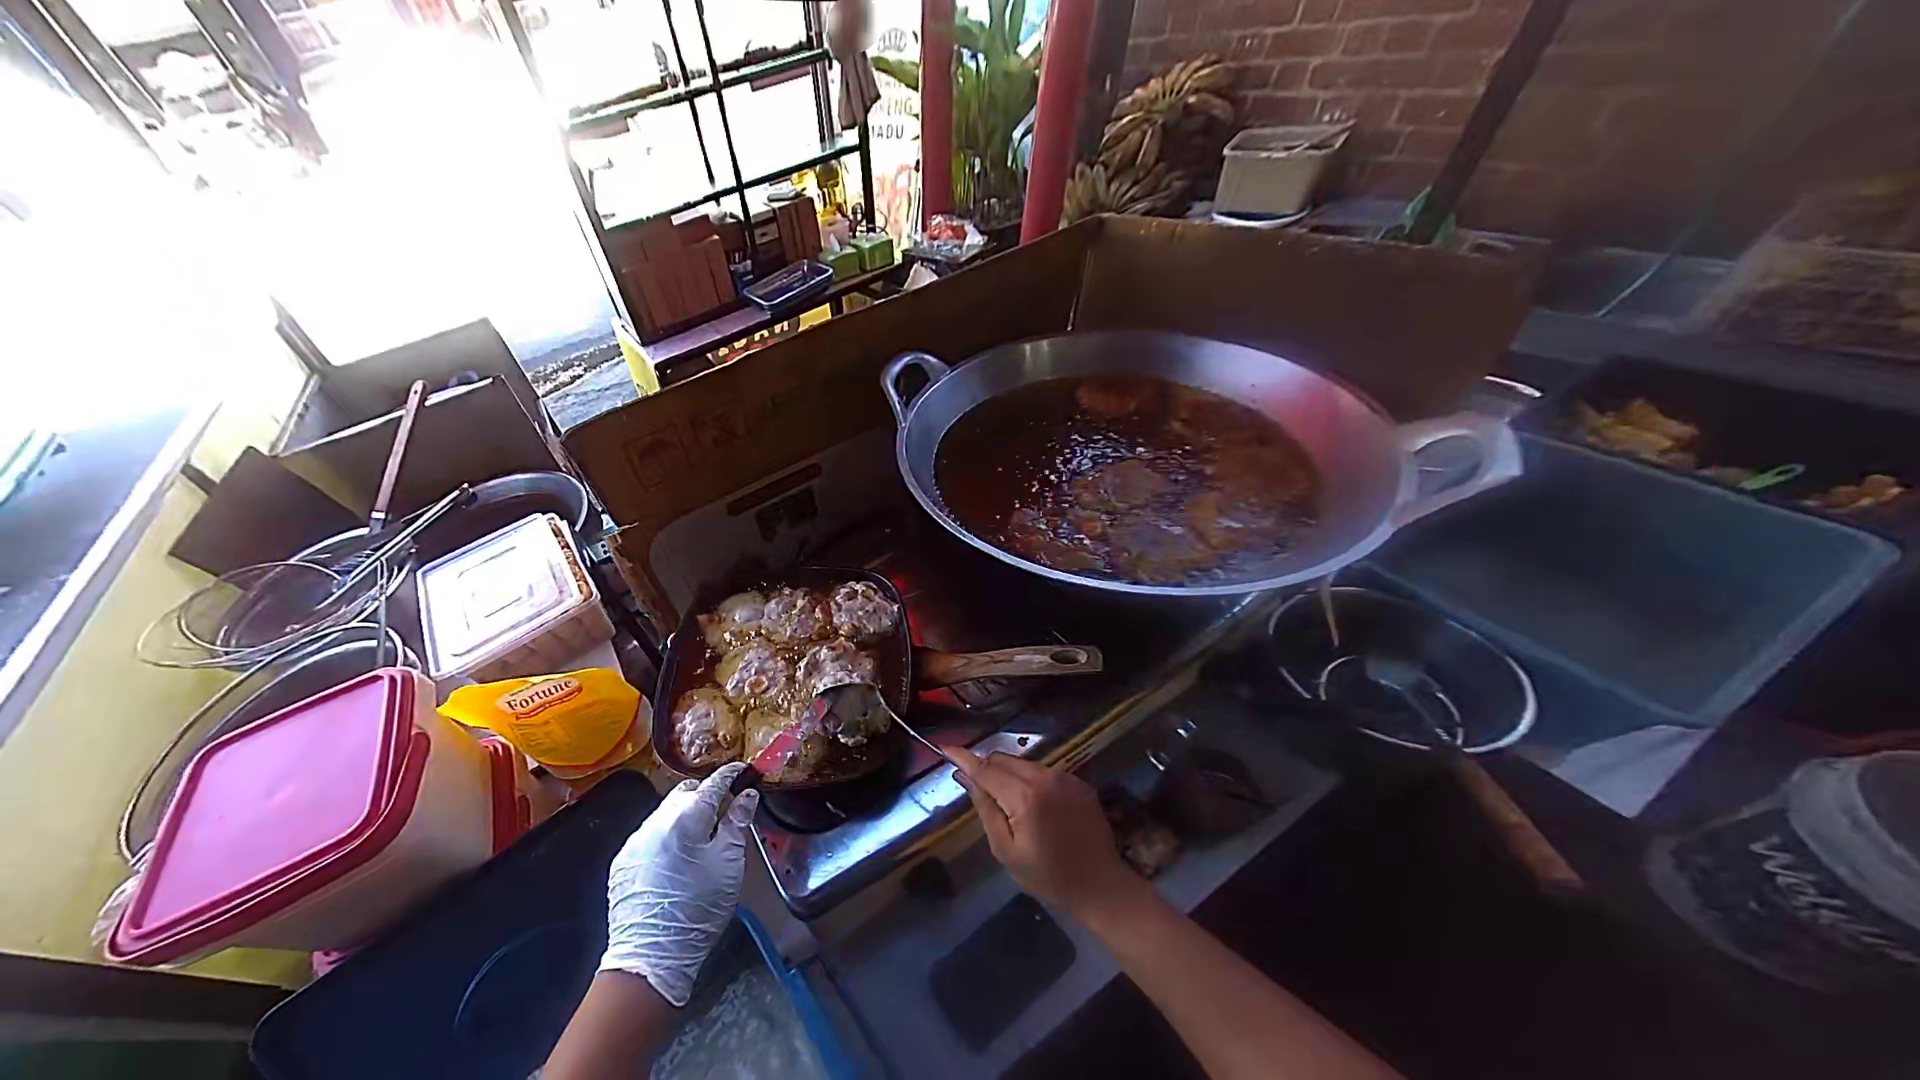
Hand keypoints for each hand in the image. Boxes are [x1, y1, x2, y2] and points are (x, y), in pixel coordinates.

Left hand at [599, 761, 758, 1006]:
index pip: (712, 784)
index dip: (729, 774)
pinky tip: (676, 857)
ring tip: (701, 835)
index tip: (741, 770)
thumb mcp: (729, 863)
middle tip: (724, 807)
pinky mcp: (622, 861)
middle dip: (705, 793)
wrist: (653, 956)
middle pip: (684, 792)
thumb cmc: (700, 908)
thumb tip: (748, 795)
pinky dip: (666, 835)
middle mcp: (656, 823)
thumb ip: (737, 823)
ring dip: (684, 814)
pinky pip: (649, 834)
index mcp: (686, 820)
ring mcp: (635, 842)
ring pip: (665, 812)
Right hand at [945, 748, 1144, 916]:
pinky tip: (1036, 806)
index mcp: (1025, 797)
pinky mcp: (1080, 782)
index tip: (945, 748)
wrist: (1100, 885)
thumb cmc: (1047, 876)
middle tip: (978, 789)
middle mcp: (1046, 777)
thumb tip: (967, 778)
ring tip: (1009, 804)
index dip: (964, 758)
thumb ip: (985, 809)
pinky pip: (1046, 772)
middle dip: (987, 768)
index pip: (986, 769)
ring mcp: (1066, 777)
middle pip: (1004, 759)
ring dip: (1010, 775)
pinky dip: (1032, 781)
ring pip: (1025, 764)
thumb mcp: (1006, 850)